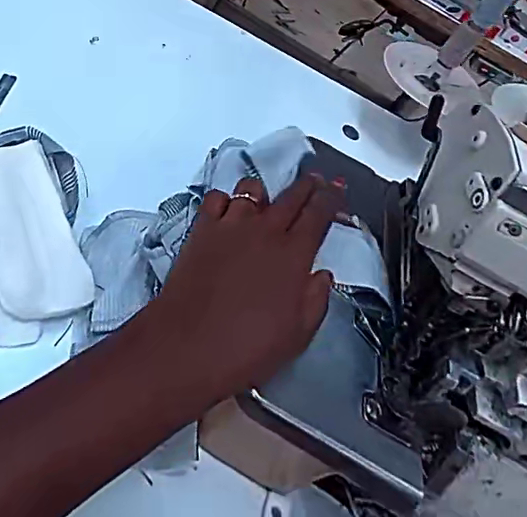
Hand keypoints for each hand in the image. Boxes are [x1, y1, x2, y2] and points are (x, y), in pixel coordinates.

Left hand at [135, 173, 344, 403]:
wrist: (191, 343)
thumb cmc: (248, 347)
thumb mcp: (297, 334)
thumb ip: (315, 300)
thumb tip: (322, 276)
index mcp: (293, 255)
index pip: (318, 215)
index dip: (330, 198)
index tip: (336, 188)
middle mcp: (264, 231)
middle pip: (291, 196)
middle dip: (306, 186)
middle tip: (315, 180)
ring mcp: (231, 224)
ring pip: (252, 190)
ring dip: (264, 192)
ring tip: (266, 199)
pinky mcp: (202, 227)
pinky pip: (217, 198)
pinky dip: (225, 200)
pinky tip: (228, 210)